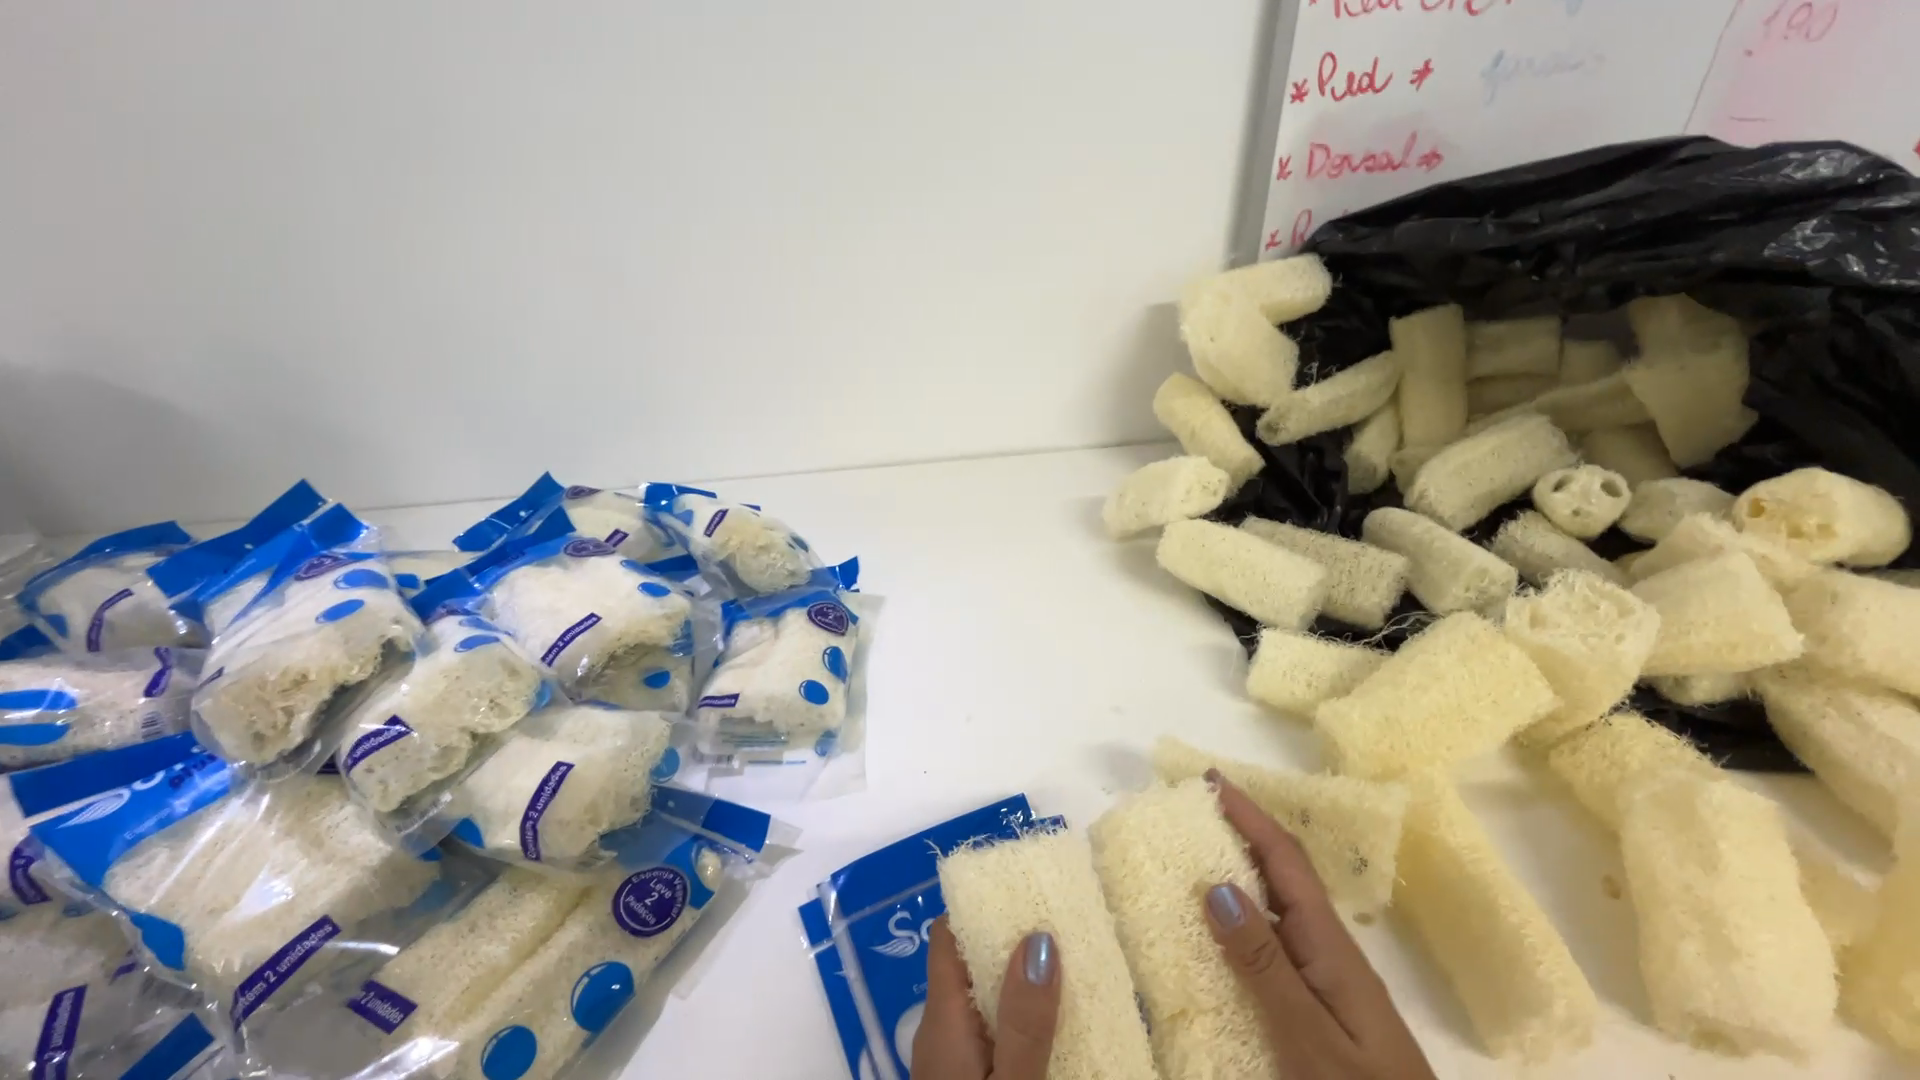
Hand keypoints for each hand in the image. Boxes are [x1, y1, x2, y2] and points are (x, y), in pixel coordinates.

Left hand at [911, 919, 1060, 1079]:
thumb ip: (1024, 1021)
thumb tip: (1040, 937)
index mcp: (942, 1015)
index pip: (948, 934)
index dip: (983, 909)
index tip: (1024, 894)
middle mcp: (938, 1026)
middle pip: (969, 963)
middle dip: (1012, 944)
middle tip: (1062, 930)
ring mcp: (946, 1054)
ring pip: (980, 997)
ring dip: (1018, 981)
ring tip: (1067, 967)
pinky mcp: (959, 1074)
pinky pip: (986, 1028)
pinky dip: (1016, 1015)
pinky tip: (1050, 1022)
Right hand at [1205, 770, 1436, 1079]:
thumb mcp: (1309, 1038)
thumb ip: (1264, 966)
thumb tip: (1217, 885)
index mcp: (1329, 945)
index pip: (1285, 859)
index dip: (1249, 814)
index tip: (1209, 780)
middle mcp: (1328, 948)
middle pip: (1283, 871)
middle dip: (1242, 830)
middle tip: (1193, 809)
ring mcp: (1326, 974)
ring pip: (1278, 903)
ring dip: (1240, 869)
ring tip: (1193, 854)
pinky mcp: (1319, 1001)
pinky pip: (1274, 939)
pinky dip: (1243, 915)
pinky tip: (1219, 929)